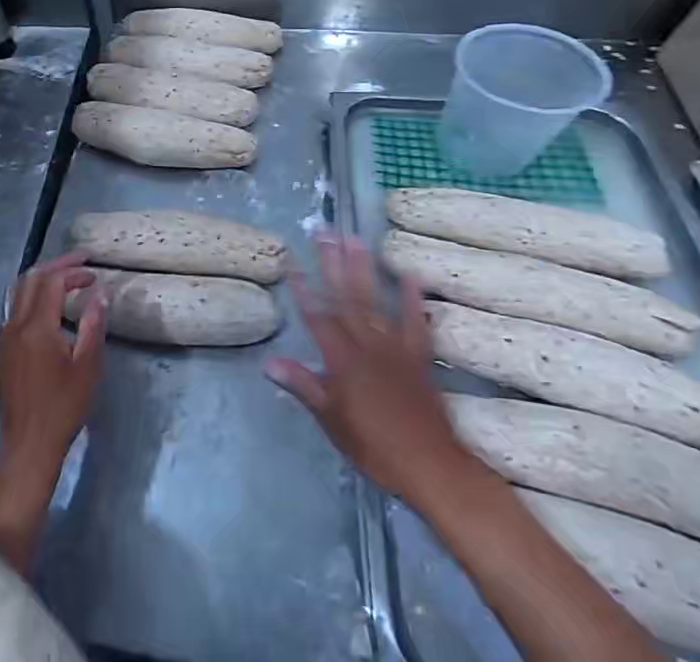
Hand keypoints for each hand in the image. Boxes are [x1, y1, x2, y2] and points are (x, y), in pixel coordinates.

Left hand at [0, 253, 106, 574]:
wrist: (28, 444)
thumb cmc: (64, 407)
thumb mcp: (88, 366)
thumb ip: (93, 325)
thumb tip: (101, 293)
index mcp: (36, 327)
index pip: (51, 281)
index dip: (72, 270)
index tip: (94, 272)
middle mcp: (14, 326)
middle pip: (30, 280)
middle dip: (55, 266)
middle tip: (80, 262)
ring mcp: (3, 338)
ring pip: (18, 293)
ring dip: (41, 279)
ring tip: (65, 277)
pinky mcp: (1, 350)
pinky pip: (14, 310)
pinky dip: (32, 297)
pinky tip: (49, 308)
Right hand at [264, 233, 464, 496]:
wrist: (431, 465)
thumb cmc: (374, 447)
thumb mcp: (331, 421)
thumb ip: (303, 386)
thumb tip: (269, 363)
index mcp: (342, 361)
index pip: (318, 318)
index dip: (303, 290)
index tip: (292, 262)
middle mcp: (368, 346)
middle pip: (346, 299)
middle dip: (333, 264)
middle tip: (325, 233)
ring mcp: (396, 348)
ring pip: (376, 302)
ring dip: (365, 269)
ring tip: (356, 240)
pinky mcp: (418, 357)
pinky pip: (415, 323)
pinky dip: (412, 299)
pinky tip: (409, 275)